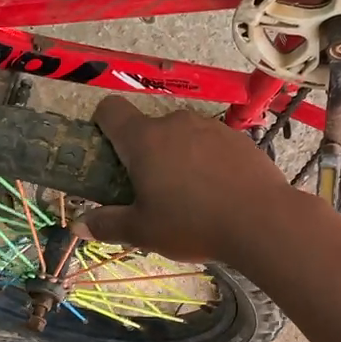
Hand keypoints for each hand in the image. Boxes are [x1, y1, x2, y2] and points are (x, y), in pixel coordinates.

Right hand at [81, 96, 305, 262]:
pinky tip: (219, 191)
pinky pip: (211, 144)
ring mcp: (210, 127)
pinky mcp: (239, 138)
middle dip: (144, 153)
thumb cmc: (193, 224)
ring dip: (178, 156)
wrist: (263, 220)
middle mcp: (175, 123)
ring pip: (182, 136)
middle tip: (150, 190)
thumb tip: (77, 225)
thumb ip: (108, 225)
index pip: (111, 110)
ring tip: (189, 195)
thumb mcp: (143, 232)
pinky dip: (208, 161)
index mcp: (144, 140)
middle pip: (148, 128)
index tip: (106, 149)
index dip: (102, 123)